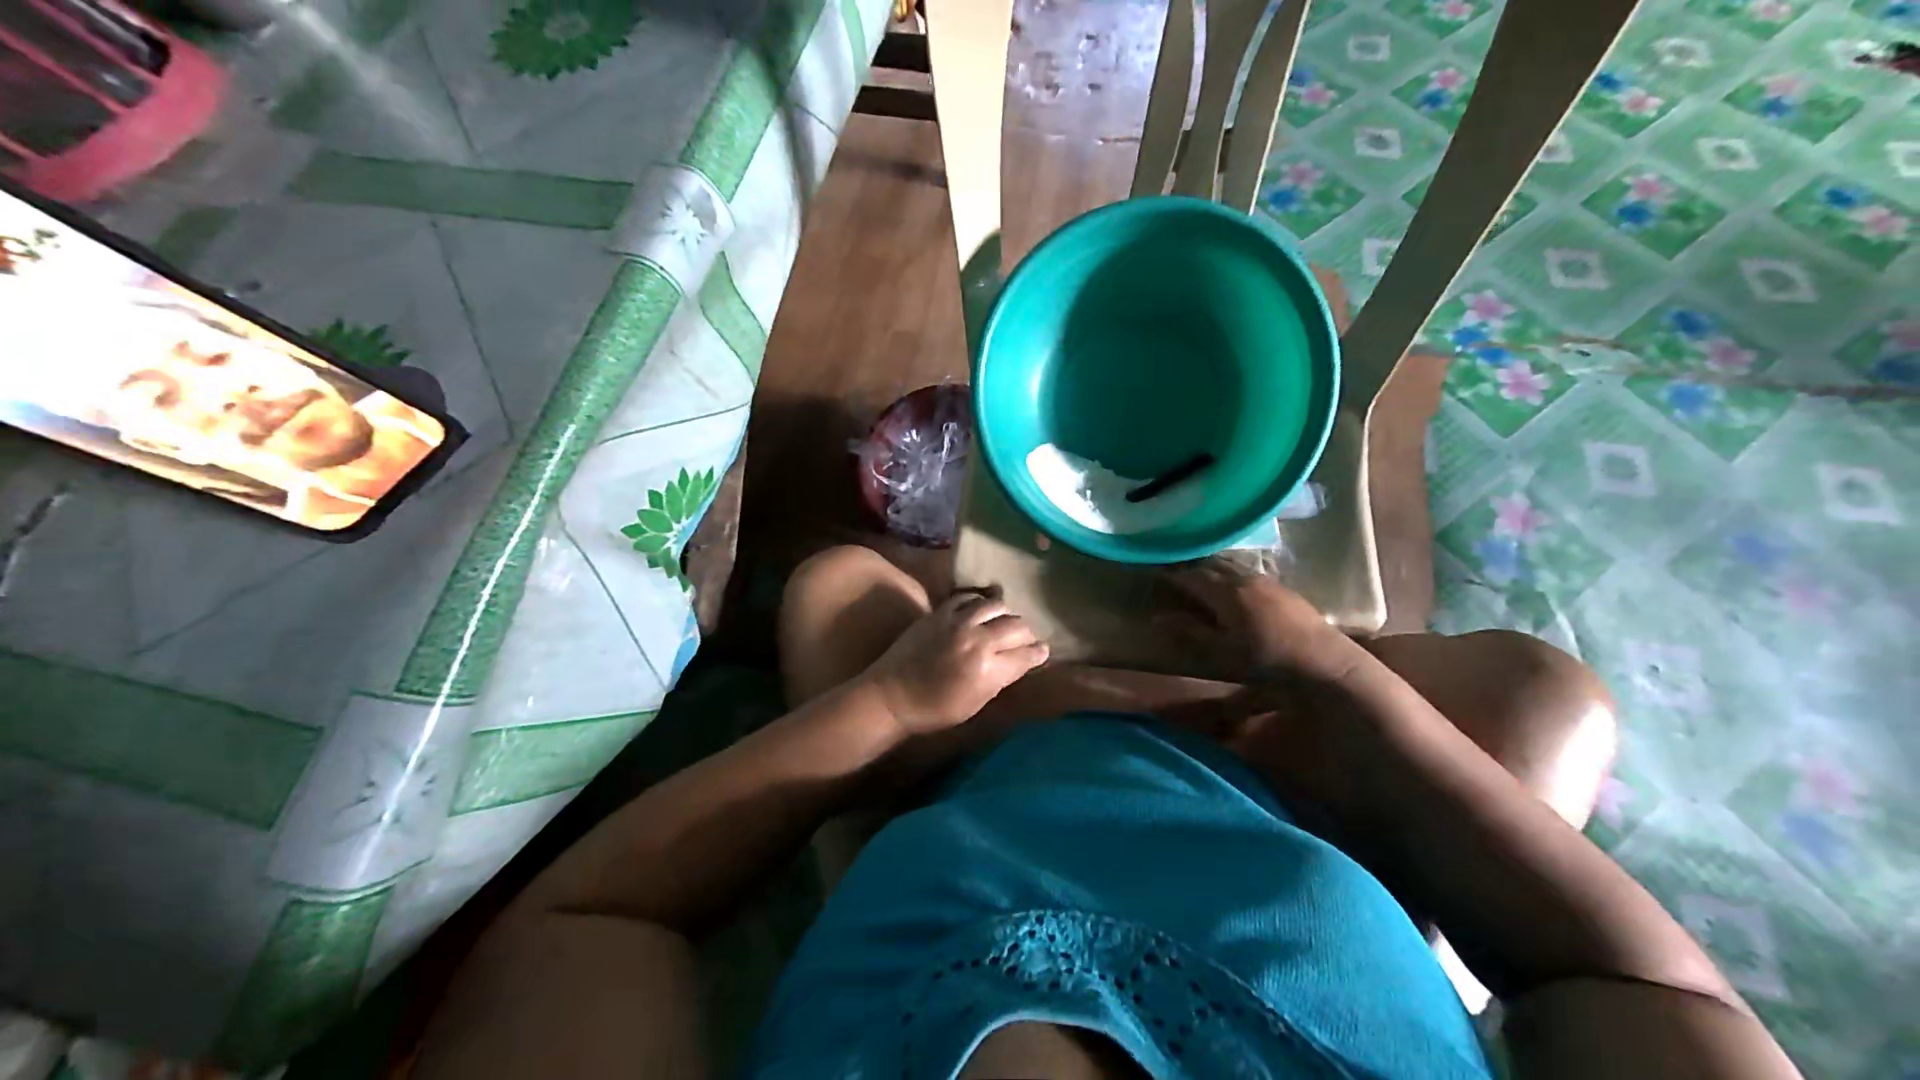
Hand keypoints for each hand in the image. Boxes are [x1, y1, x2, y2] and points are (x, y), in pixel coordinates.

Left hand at [861, 592, 1049, 733]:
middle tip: (1025, 638)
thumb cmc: (935, 709)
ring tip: (1003, 620)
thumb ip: (1000, 679)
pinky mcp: (940, 612)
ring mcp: (958, 622)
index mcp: (990, 670)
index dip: (1039, 654)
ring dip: (1005, 613)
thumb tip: (1018, 662)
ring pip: (996, 605)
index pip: (1027, 655)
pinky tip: (979, 610)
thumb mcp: (975, 703)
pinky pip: (967, 598)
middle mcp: (979, 640)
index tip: (1043, 651)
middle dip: (1026, 633)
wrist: (892, 695)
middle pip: (1017, 626)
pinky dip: (978, 603)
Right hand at [1161, 562, 1359, 683]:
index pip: (1189, 574)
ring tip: (1193, 570)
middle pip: (1209, 565)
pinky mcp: (1280, 587)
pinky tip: (1226, 582)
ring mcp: (1265, 580)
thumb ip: (1190, 631)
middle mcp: (1244, 578)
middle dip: (1187, 565)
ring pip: (1228, 565)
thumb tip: (1157, 618)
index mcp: (1225, 592)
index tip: (1151, 569)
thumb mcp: (1222, 651)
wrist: (1323, 661)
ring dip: (1208, 566)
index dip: (1169, 572)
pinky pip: (1244, 571)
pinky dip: (1226, 572)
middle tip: (1168, 567)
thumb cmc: (1266, 660)